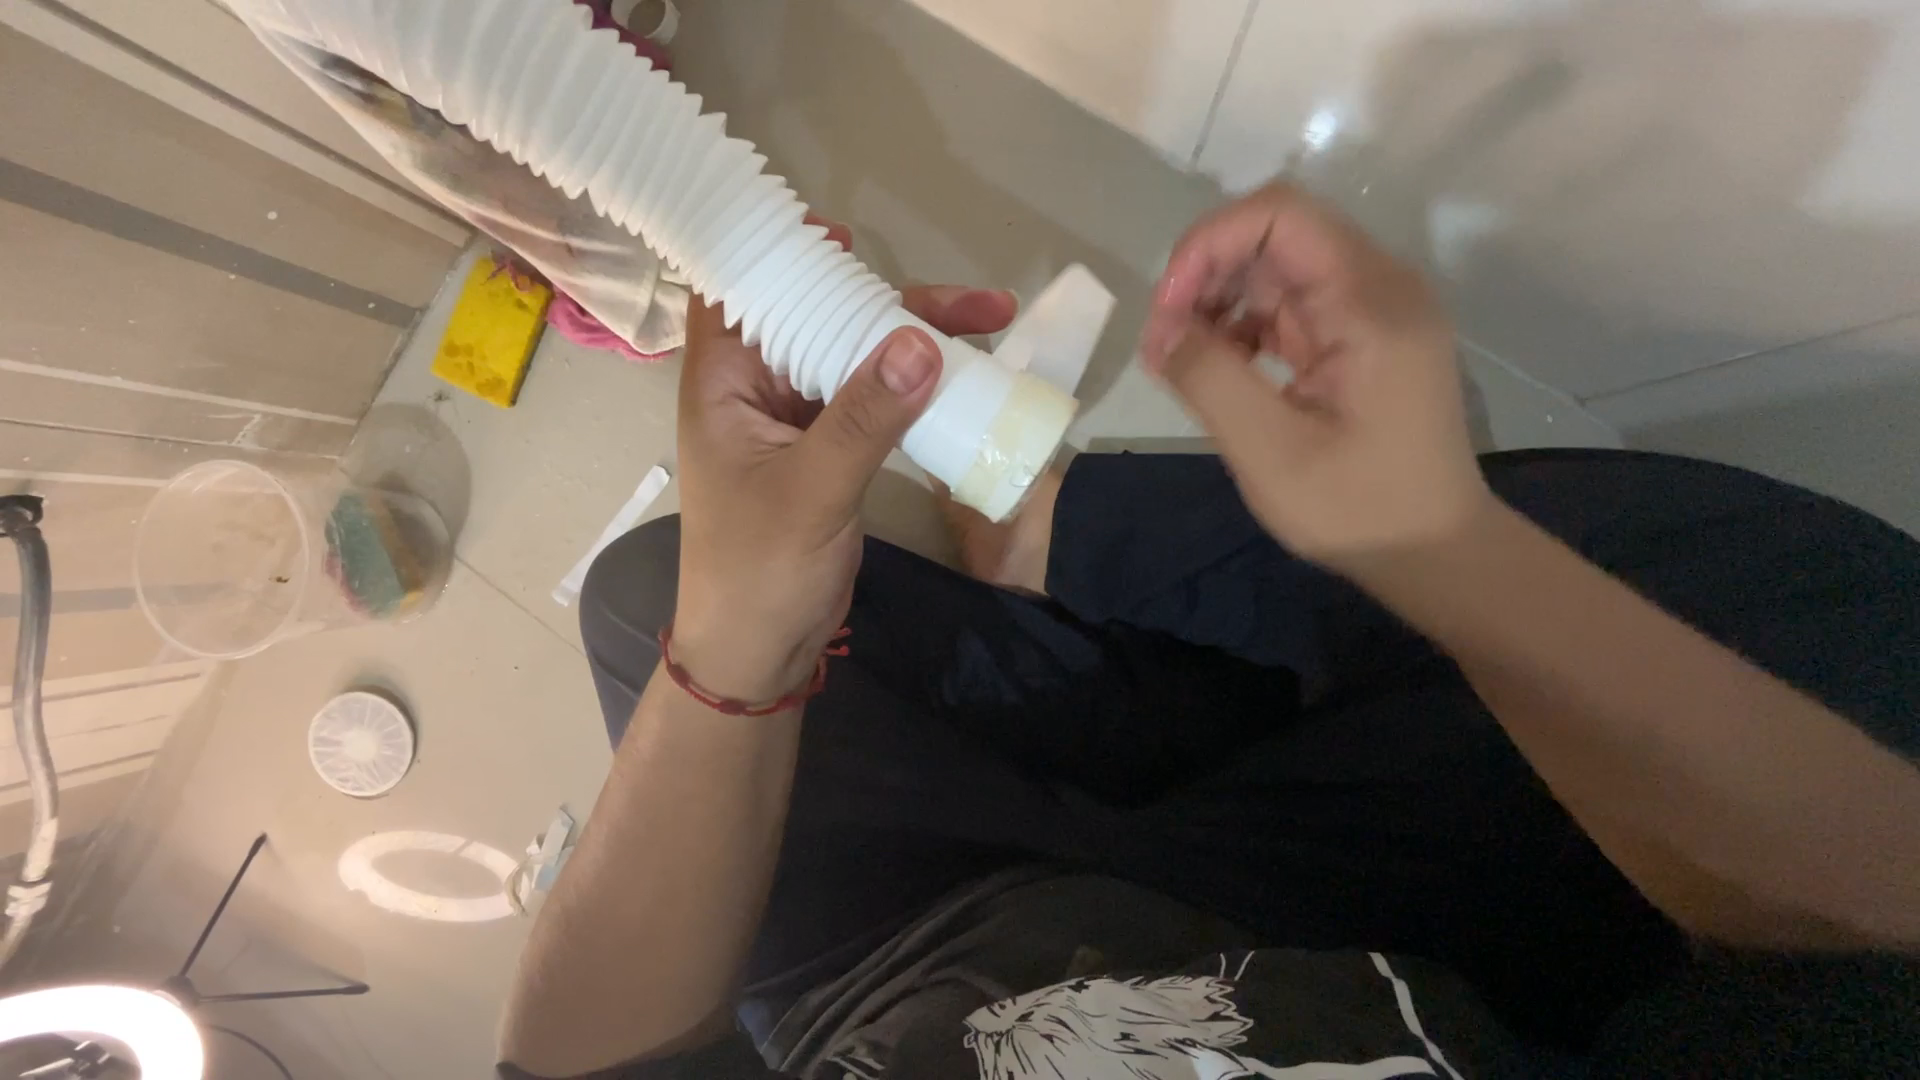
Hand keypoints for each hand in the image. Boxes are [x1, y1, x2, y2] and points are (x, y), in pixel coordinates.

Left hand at [673, 222, 1018, 701]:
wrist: (764, 650)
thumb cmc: (761, 571)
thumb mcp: (812, 491)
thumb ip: (864, 418)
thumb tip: (922, 342)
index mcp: (725, 387)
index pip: (741, 295)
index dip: (782, 256)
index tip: (841, 236)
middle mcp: (758, 394)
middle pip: (820, 322)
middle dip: (888, 305)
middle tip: (970, 304)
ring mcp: (799, 424)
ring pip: (855, 362)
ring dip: (913, 346)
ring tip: (989, 329)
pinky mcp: (831, 453)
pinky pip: (872, 404)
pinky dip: (912, 391)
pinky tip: (959, 381)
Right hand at [1141, 183, 1493, 572]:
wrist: (1431, 551)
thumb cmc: (1355, 506)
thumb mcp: (1269, 449)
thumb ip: (1209, 378)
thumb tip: (1159, 329)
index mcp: (1368, 301)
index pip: (1279, 215)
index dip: (1208, 244)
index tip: (1166, 311)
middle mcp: (1377, 288)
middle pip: (1275, 236)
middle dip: (1205, 275)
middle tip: (1164, 343)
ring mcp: (1370, 314)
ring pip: (1277, 271)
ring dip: (1218, 303)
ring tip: (1180, 360)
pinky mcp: (1357, 340)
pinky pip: (1288, 308)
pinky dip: (1241, 328)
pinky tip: (1216, 369)